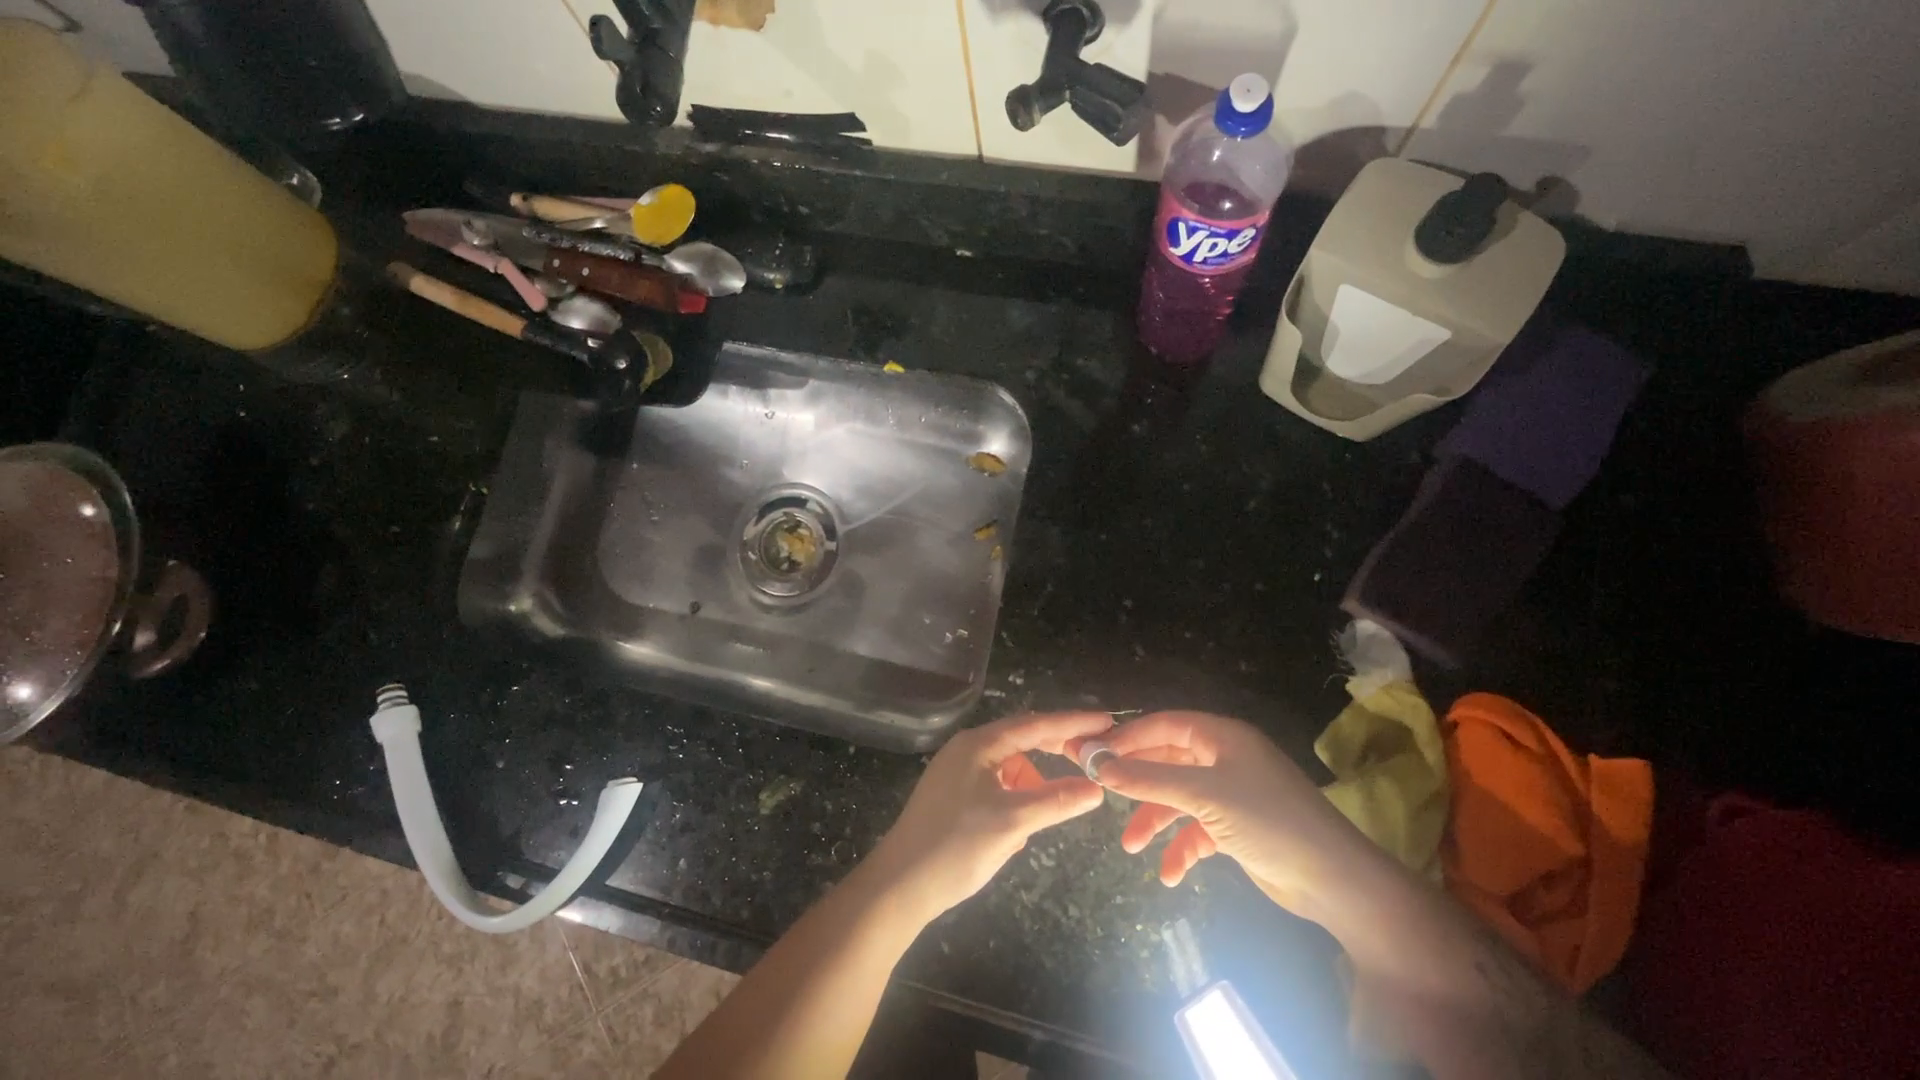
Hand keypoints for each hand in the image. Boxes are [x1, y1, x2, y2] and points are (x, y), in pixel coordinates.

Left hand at [868, 711, 1112, 918]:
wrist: (901, 884)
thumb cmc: (956, 845)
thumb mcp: (1014, 822)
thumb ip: (1057, 800)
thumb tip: (1097, 787)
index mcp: (979, 745)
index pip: (1035, 724)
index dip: (1073, 723)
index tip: (1107, 722)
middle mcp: (967, 750)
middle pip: (1022, 739)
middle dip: (1057, 750)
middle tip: (1093, 757)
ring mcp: (958, 773)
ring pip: (1010, 767)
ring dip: (1034, 783)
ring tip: (1050, 809)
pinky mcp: (954, 796)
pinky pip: (997, 787)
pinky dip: (1015, 801)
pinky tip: (1019, 831)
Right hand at [1086, 710, 1397, 935]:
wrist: (1334, 879)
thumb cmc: (1268, 821)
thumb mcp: (1203, 796)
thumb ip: (1148, 779)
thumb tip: (1097, 764)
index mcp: (1222, 736)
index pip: (1162, 725)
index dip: (1123, 737)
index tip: (1085, 752)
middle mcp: (1225, 759)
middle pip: (1166, 761)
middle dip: (1133, 781)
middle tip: (1092, 791)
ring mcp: (1231, 794)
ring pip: (1177, 798)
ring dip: (1153, 820)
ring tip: (1129, 846)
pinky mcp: (1237, 828)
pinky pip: (1196, 830)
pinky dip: (1181, 848)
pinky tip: (1170, 875)